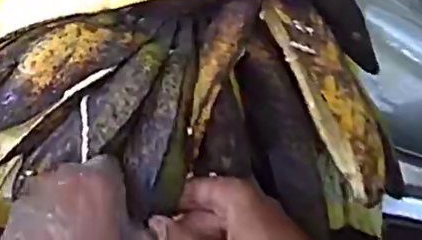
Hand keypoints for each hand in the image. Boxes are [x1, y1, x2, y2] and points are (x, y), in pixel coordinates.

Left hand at [4, 157, 140, 239]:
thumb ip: (141, 223)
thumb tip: (146, 222)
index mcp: (99, 176)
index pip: (112, 165)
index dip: (116, 186)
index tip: (117, 205)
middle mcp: (67, 172)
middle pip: (83, 173)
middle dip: (87, 192)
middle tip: (94, 221)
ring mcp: (37, 189)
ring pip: (58, 187)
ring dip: (64, 203)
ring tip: (70, 231)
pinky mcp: (15, 210)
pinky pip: (37, 205)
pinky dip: (43, 216)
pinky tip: (50, 236)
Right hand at [148, 177, 309, 239]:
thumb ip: (183, 235)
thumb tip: (155, 221)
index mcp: (238, 192)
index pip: (197, 186)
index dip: (173, 198)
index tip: (149, 208)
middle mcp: (251, 200)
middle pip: (209, 207)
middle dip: (184, 222)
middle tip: (155, 232)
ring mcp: (264, 223)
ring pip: (223, 226)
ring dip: (199, 235)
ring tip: (174, 239)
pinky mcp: (272, 237)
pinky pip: (238, 235)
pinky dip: (219, 239)